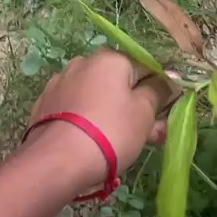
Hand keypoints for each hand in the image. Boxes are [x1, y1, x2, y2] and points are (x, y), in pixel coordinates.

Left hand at [24, 51, 174, 195]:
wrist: (60, 158)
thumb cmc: (111, 131)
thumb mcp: (143, 113)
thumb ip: (157, 92)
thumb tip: (168, 77)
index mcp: (110, 59)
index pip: (144, 68)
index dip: (157, 91)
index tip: (162, 116)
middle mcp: (84, 61)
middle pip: (118, 82)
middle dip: (134, 105)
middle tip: (145, 135)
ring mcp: (61, 80)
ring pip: (96, 94)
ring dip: (110, 111)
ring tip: (118, 143)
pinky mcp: (47, 100)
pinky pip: (76, 106)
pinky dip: (87, 117)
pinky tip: (91, 140)